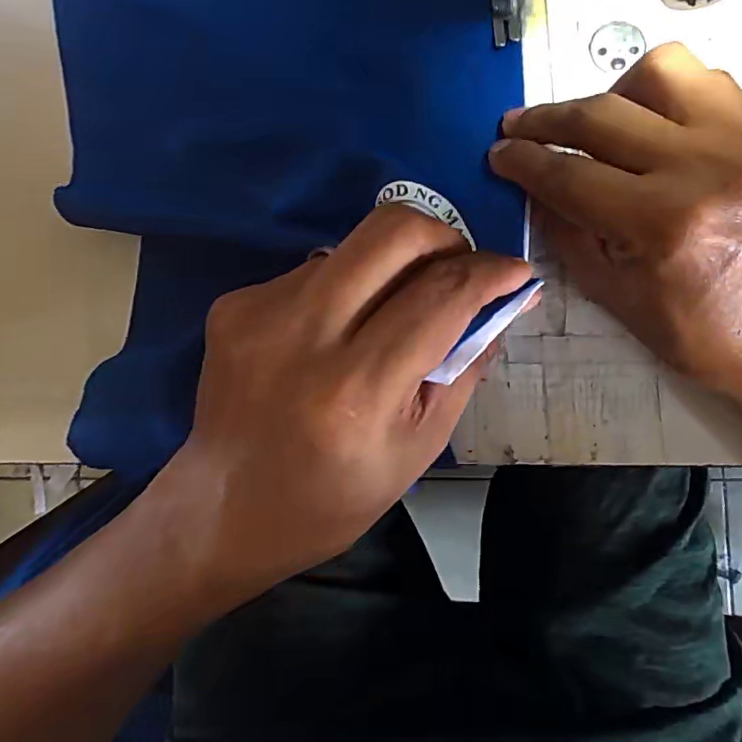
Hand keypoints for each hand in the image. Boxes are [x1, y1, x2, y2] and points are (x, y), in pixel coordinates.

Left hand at [148, 204, 532, 601]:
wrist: (225, 510)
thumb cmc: (335, 496)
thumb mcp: (419, 446)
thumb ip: (465, 364)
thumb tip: (504, 302)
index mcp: (357, 389)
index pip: (441, 296)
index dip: (490, 274)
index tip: (516, 272)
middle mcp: (303, 336)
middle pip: (392, 231)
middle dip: (444, 235)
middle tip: (458, 266)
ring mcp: (260, 312)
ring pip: (353, 246)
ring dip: (393, 268)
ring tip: (390, 316)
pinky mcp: (234, 304)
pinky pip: (315, 271)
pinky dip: (346, 291)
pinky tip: (336, 336)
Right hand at [488, 43, 741, 423]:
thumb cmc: (701, 336)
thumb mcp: (615, 296)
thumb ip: (567, 233)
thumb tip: (535, 186)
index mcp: (664, 223)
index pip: (571, 173)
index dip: (524, 161)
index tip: (501, 154)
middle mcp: (707, 168)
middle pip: (604, 114)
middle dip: (547, 119)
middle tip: (521, 127)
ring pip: (663, 71)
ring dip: (614, 91)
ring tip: (600, 123)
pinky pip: (708, 85)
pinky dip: (667, 98)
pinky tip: (654, 129)